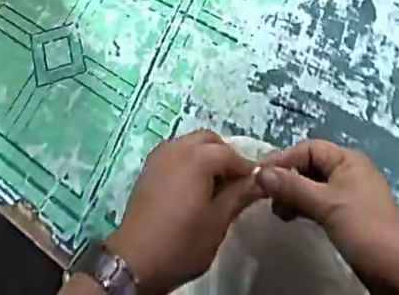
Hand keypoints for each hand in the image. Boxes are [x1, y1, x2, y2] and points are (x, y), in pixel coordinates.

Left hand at [102, 131, 262, 294]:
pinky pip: (177, 151)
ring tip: (218, 187)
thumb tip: (260, 180)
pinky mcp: (150, 164)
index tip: (258, 186)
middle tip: (238, 184)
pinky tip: (195, 186)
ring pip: (191, 143)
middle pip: (209, 140)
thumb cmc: (183, 241)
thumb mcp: (218, 221)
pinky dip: (190, 160)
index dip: (247, 168)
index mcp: (196, 157)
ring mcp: (160, 153)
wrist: (138, 257)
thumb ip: (239, 195)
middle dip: (226, 156)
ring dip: (207, 156)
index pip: (230, 153)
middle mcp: (177, 146)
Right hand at [256, 141, 398, 294]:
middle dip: (287, 179)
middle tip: (267, 197)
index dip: (283, 160)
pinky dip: (305, 208)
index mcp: (347, 160)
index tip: (260, 177)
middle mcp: (349, 173)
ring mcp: (351, 198)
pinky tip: (294, 218)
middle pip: (309, 167)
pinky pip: (321, 205)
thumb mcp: (326, 205)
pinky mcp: (351, 220)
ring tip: (278, 211)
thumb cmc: (367, 230)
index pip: (307, 149)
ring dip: (294, 195)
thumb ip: (292, 187)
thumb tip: (259, 172)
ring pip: (314, 187)